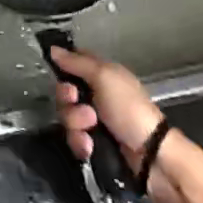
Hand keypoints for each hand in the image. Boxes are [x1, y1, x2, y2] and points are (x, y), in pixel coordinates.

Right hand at [49, 46, 163, 164]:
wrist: (149, 154)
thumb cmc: (128, 108)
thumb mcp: (104, 77)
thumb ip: (77, 63)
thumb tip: (53, 49)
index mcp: (101, 73)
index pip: (73, 63)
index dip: (63, 69)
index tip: (63, 77)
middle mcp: (96, 94)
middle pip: (65, 93)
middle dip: (68, 102)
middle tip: (80, 106)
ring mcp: (95, 119)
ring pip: (67, 117)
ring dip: (75, 125)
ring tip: (90, 132)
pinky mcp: (94, 142)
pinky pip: (74, 139)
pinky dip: (80, 143)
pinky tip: (89, 147)